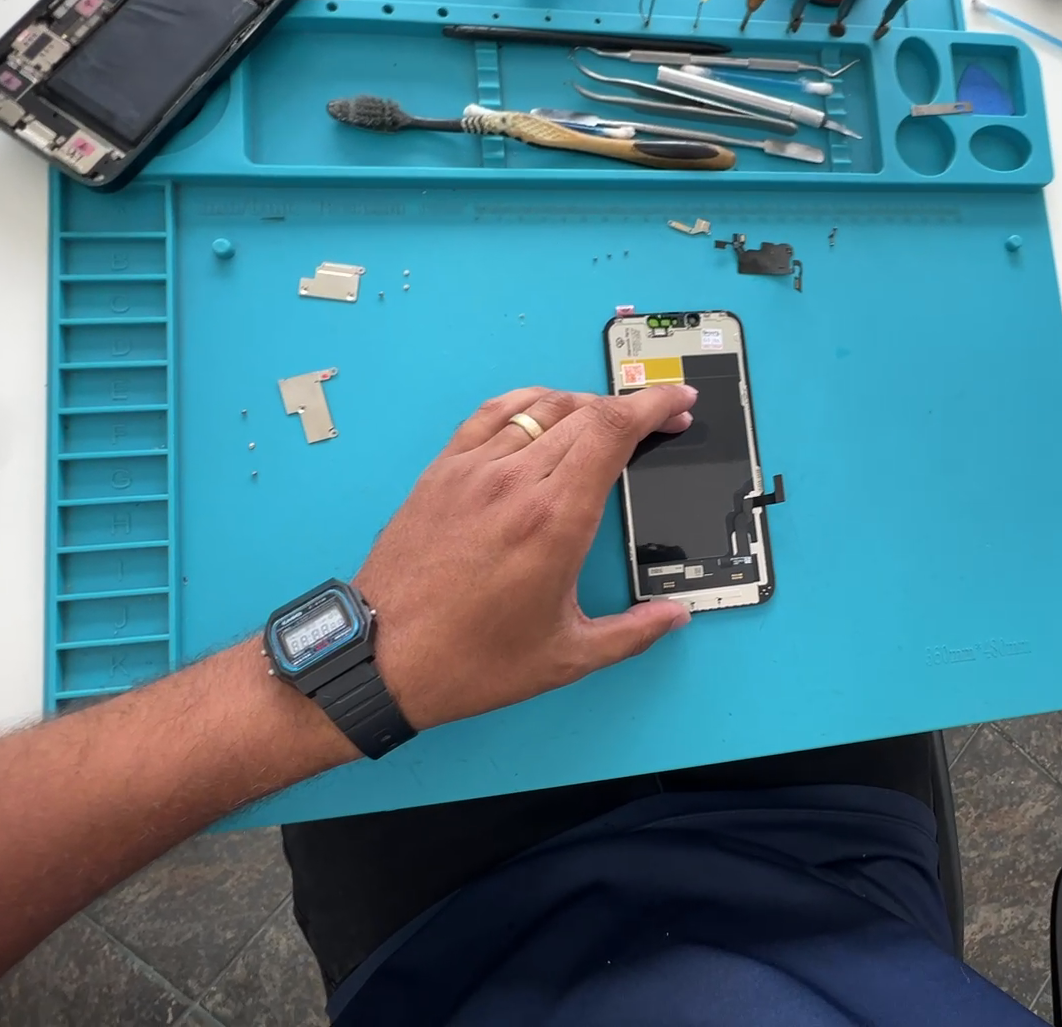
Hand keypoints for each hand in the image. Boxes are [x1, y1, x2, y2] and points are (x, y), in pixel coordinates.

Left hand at [351, 385, 698, 729]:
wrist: (383, 659)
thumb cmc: (472, 660)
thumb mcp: (567, 656)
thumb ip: (632, 633)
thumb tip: (674, 617)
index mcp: (556, 519)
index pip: (614, 431)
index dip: (654, 406)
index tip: (678, 403)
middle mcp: (517, 481)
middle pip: (588, 412)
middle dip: (634, 407)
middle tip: (659, 420)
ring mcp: (475, 470)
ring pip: (544, 406)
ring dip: (587, 402)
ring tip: (608, 417)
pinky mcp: (443, 470)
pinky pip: (493, 413)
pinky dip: (529, 401)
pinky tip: (544, 408)